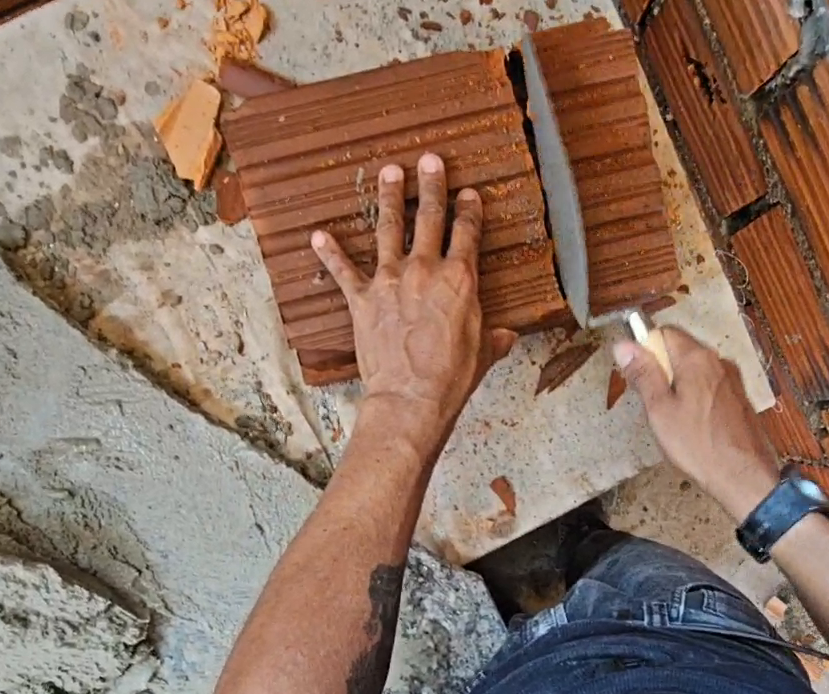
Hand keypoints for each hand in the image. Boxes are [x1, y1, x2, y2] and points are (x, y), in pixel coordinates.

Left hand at [312, 153, 519, 452]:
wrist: (411, 398)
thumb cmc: (451, 379)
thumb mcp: (484, 355)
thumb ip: (496, 338)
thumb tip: (509, 336)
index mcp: (460, 280)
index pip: (467, 234)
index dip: (469, 210)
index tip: (469, 194)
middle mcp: (425, 271)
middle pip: (429, 217)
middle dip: (431, 185)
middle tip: (430, 160)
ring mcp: (391, 282)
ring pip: (388, 229)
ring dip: (389, 198)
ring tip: (389, 172)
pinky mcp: (363, 300)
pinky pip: (343, 271)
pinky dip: (330, 253)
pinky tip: (319, 236)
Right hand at [615, 326, 780, 520]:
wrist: (742, 475)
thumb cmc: (696, 445)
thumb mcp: (660, 410)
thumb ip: (643, 374)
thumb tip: (623, 344)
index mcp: (697, 358)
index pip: (664, 332)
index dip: (645, 348)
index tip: (637, 377)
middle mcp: (718, 361)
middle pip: (681, 350)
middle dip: (661, 369)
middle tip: (652, 404)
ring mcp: (732, 379)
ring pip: (695, 369)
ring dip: (677, 385)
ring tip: (670, 419)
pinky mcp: (739, 398)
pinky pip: (709, 385)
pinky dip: (694, 396)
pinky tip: (691, 425)